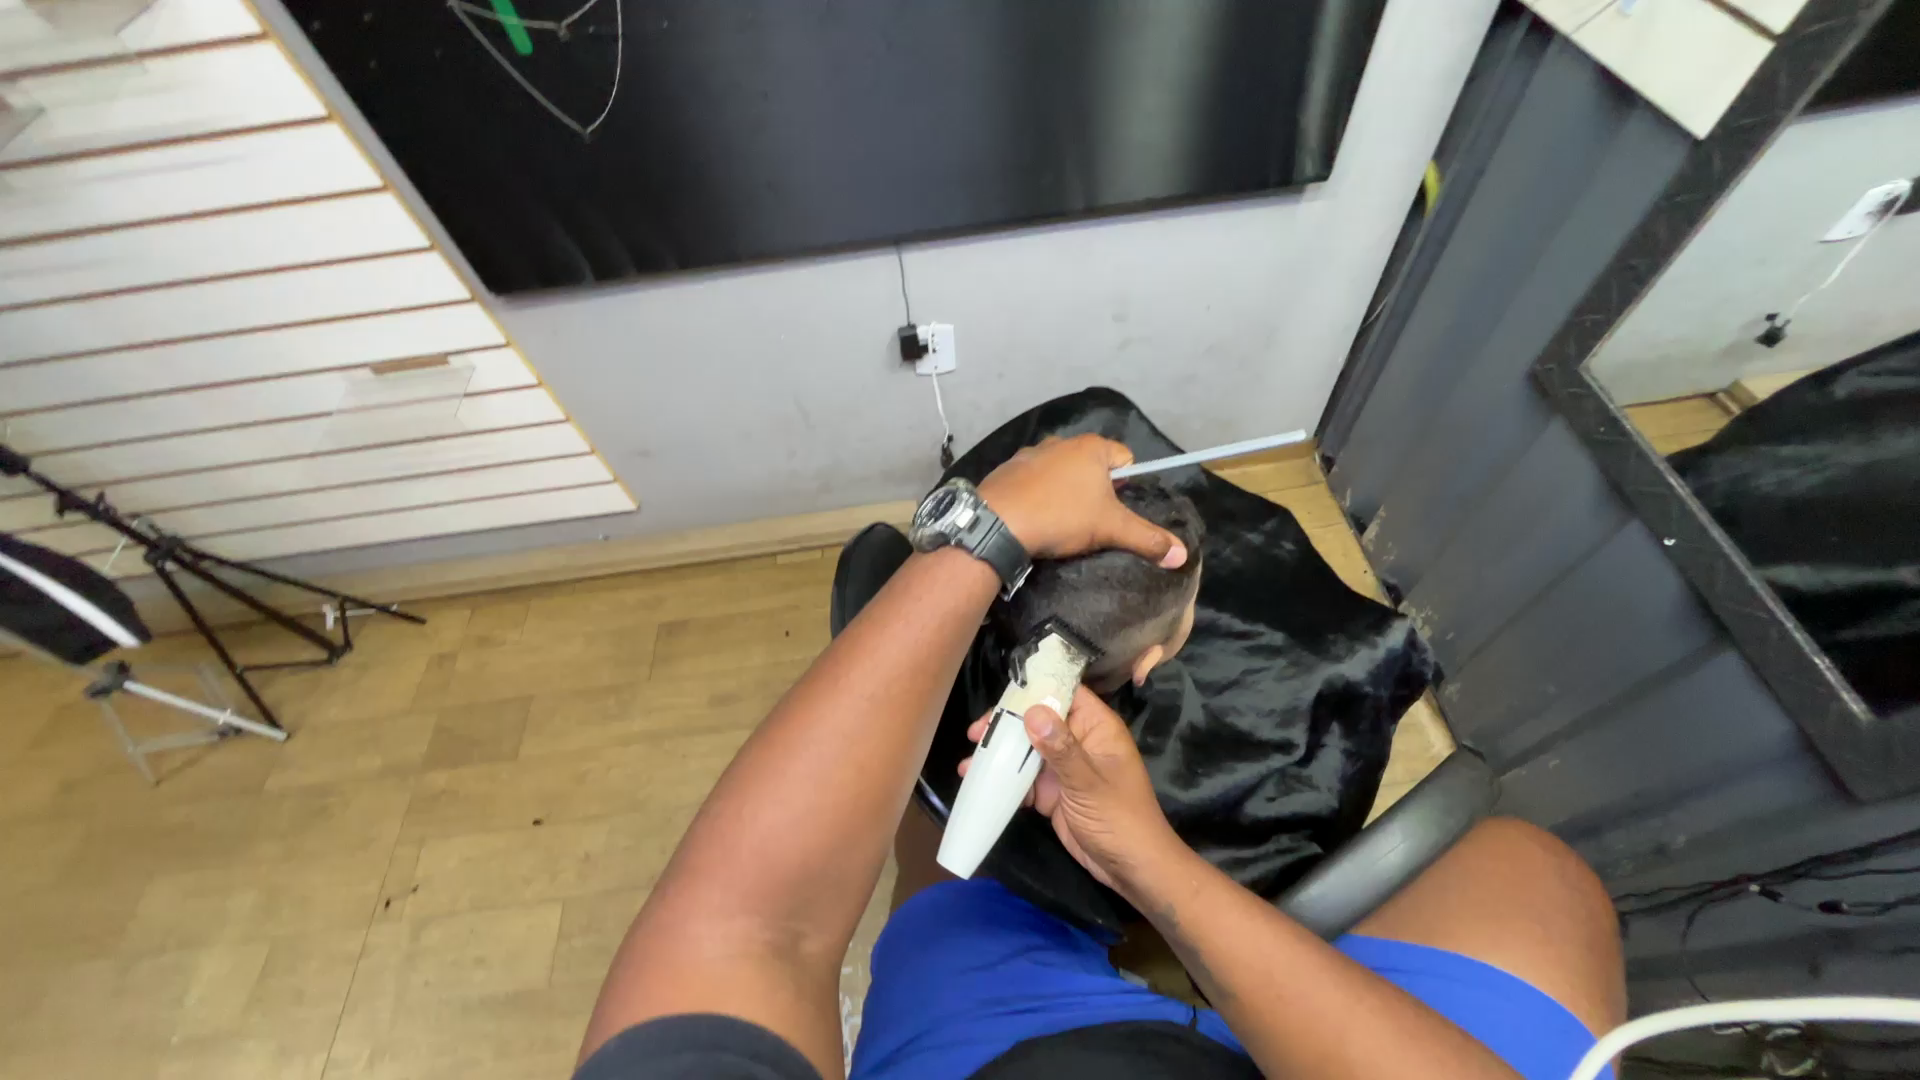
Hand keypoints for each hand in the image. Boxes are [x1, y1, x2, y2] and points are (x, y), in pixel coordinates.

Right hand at [960, 685, 1181, 890]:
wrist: (1133, 871)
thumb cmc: (1121, 820)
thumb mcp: (1089, 783)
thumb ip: (1060, 749)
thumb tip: (1033, 712)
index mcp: (1096, 728)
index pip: (1065, 693)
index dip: (1036, 689)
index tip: (1003, 695)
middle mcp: (1078, 741)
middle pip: (1038, 721)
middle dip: (1006, 725)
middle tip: (976, 733)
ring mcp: (1064, 768)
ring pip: (1027, 751)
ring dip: (1000, 755)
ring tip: (969, 764)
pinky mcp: (1054, 793)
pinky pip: (1025, 780)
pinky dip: (1004, 781)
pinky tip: (980, 784)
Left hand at [975, 435, 1186, 565]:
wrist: (997, 522)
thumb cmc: (1061, 517)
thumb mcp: (1110, 529)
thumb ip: (1147, 538)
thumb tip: (1181, 555)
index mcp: (1091, 447)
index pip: (1124, 458)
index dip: (1127, 484)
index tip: (1117, 510)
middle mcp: (1060, 442)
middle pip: (1091, 465)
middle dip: (1095, 489)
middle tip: (1091, 519)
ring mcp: (1030, 454)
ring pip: (1060, 472)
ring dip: (1064, 491)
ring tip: (1061, 522)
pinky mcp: (1006, 470)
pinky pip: (1031, 481)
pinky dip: (1037, 495)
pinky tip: (1034, 518)